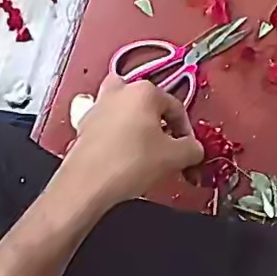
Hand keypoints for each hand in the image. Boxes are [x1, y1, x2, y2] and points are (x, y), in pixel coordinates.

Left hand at [56, 76, 203, 209]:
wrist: (87, 184)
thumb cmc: (129, 163)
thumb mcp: (175, 157)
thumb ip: (193, 148)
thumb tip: (194, 149)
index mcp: (144, 91)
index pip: (175, 107)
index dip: (186, 130)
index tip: (188, 148)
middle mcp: (119, 91)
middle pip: (147, 104)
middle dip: (159, 123)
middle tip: (166, 145)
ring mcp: (97, 107)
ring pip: (125, 112)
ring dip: (137, 127)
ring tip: (144, 152)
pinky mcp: (83, 126)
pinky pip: (108, 127)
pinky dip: (117, 138)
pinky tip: (123, 159)